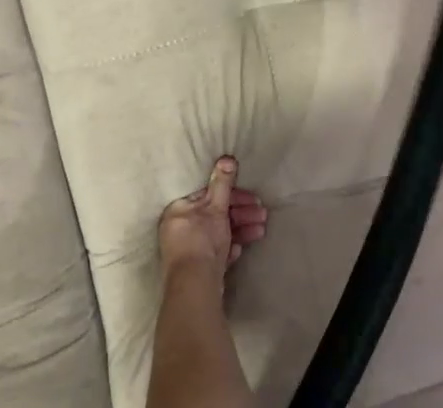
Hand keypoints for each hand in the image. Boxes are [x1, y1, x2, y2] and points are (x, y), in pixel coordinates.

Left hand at [158, 157, 268, 279]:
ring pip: (218, 234)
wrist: (195, 284)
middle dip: (242, 214)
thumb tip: (226, 158)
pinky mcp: (197, 268)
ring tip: (261, 232)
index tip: (253, 200)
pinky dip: (229, 248)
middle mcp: (180, 228)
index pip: (209, 196)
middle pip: (215, 215)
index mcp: (179, 210)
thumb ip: (222, 184)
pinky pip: (215, 253)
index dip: (233, 196)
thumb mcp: (215, 207)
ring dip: (241, 230)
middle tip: (263, 216)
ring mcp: (187, 250)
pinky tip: (239, 251)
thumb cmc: (202, 239)